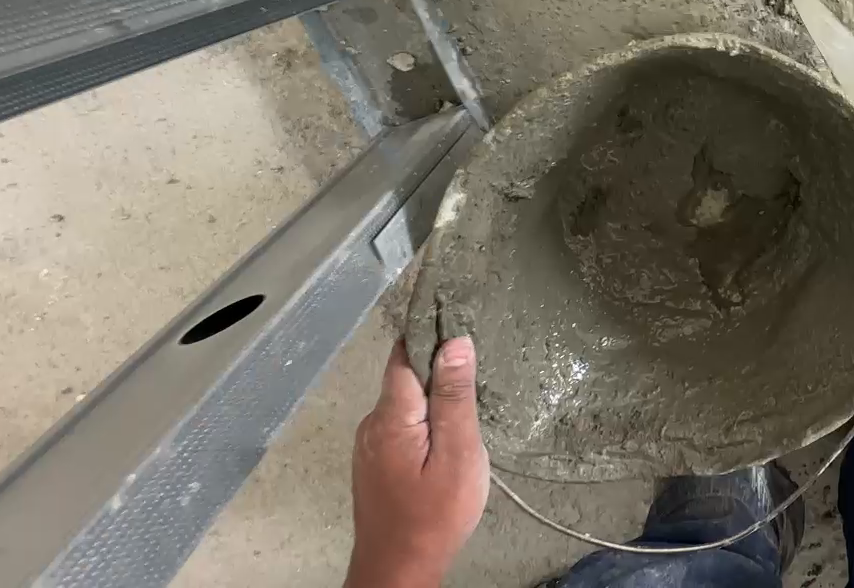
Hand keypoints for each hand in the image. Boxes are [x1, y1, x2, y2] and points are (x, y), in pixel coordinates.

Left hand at [344, 337, 488, 587]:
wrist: (399, 574)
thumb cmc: (435, 515)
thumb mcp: (457, 453)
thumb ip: (454, 396)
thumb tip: (456, 342)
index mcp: (392, 417)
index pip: (404, 353)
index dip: (426, 323)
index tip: (452, 294)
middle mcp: (374, 424)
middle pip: (405, 370)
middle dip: (438, 350)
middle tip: (480, 330)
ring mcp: (373, 443)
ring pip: (407, 394)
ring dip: (436, 378)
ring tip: (475, 367)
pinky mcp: (379, 459)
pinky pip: (406, 414)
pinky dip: (429, 402)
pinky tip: (455, 409)